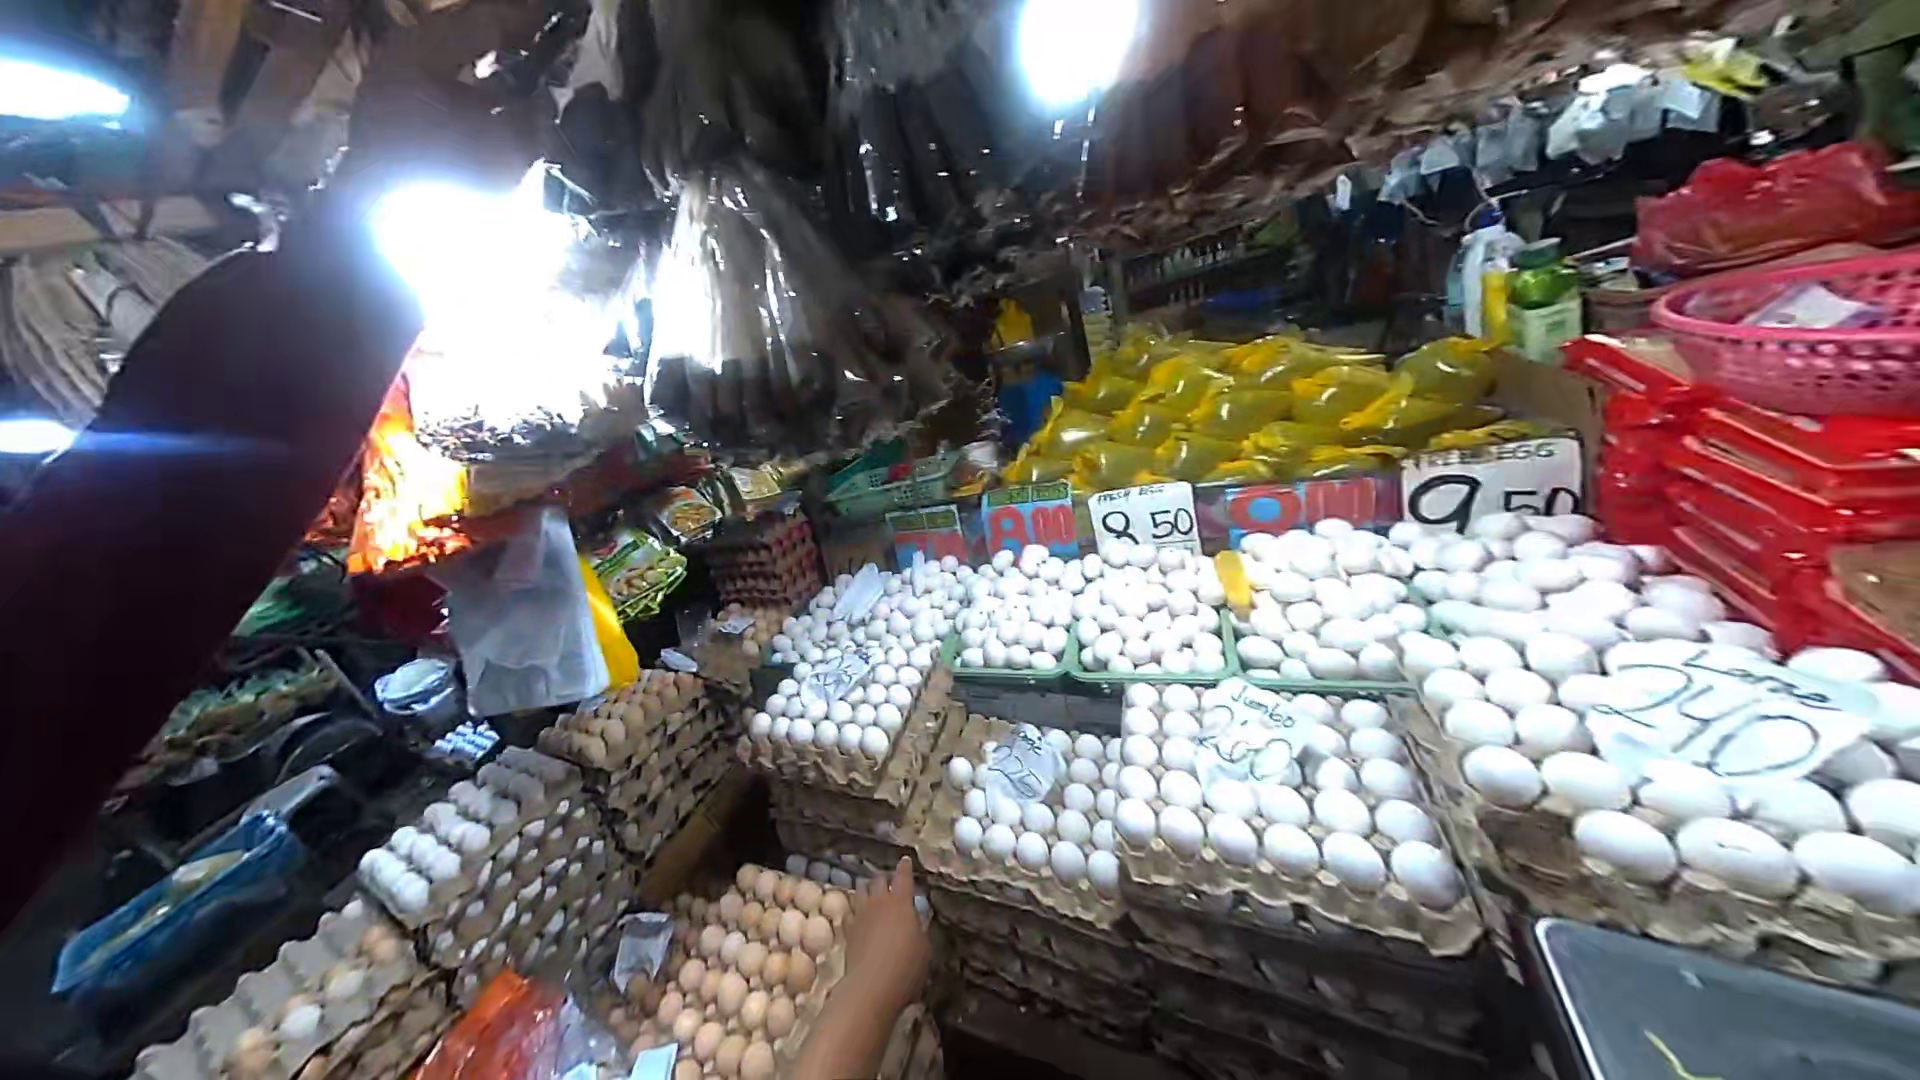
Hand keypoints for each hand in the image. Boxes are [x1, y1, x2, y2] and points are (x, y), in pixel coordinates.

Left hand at [841, 857, 929, 1013]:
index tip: (905, 860)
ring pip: (861, 890)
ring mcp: (861, 914)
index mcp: (901, 901)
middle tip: (889, 880)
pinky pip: (850, 912)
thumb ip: (920, 928)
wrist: (871, 987)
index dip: (905, 867)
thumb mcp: (923, 948)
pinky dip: (855, 910)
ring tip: (871, 892)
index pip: (903, 876)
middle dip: (884, 877)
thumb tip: (920, 916)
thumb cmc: (906, 967)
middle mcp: (879, 901)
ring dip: (867, 888)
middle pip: (879, 878)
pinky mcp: (848, 930)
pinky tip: (857, 915)